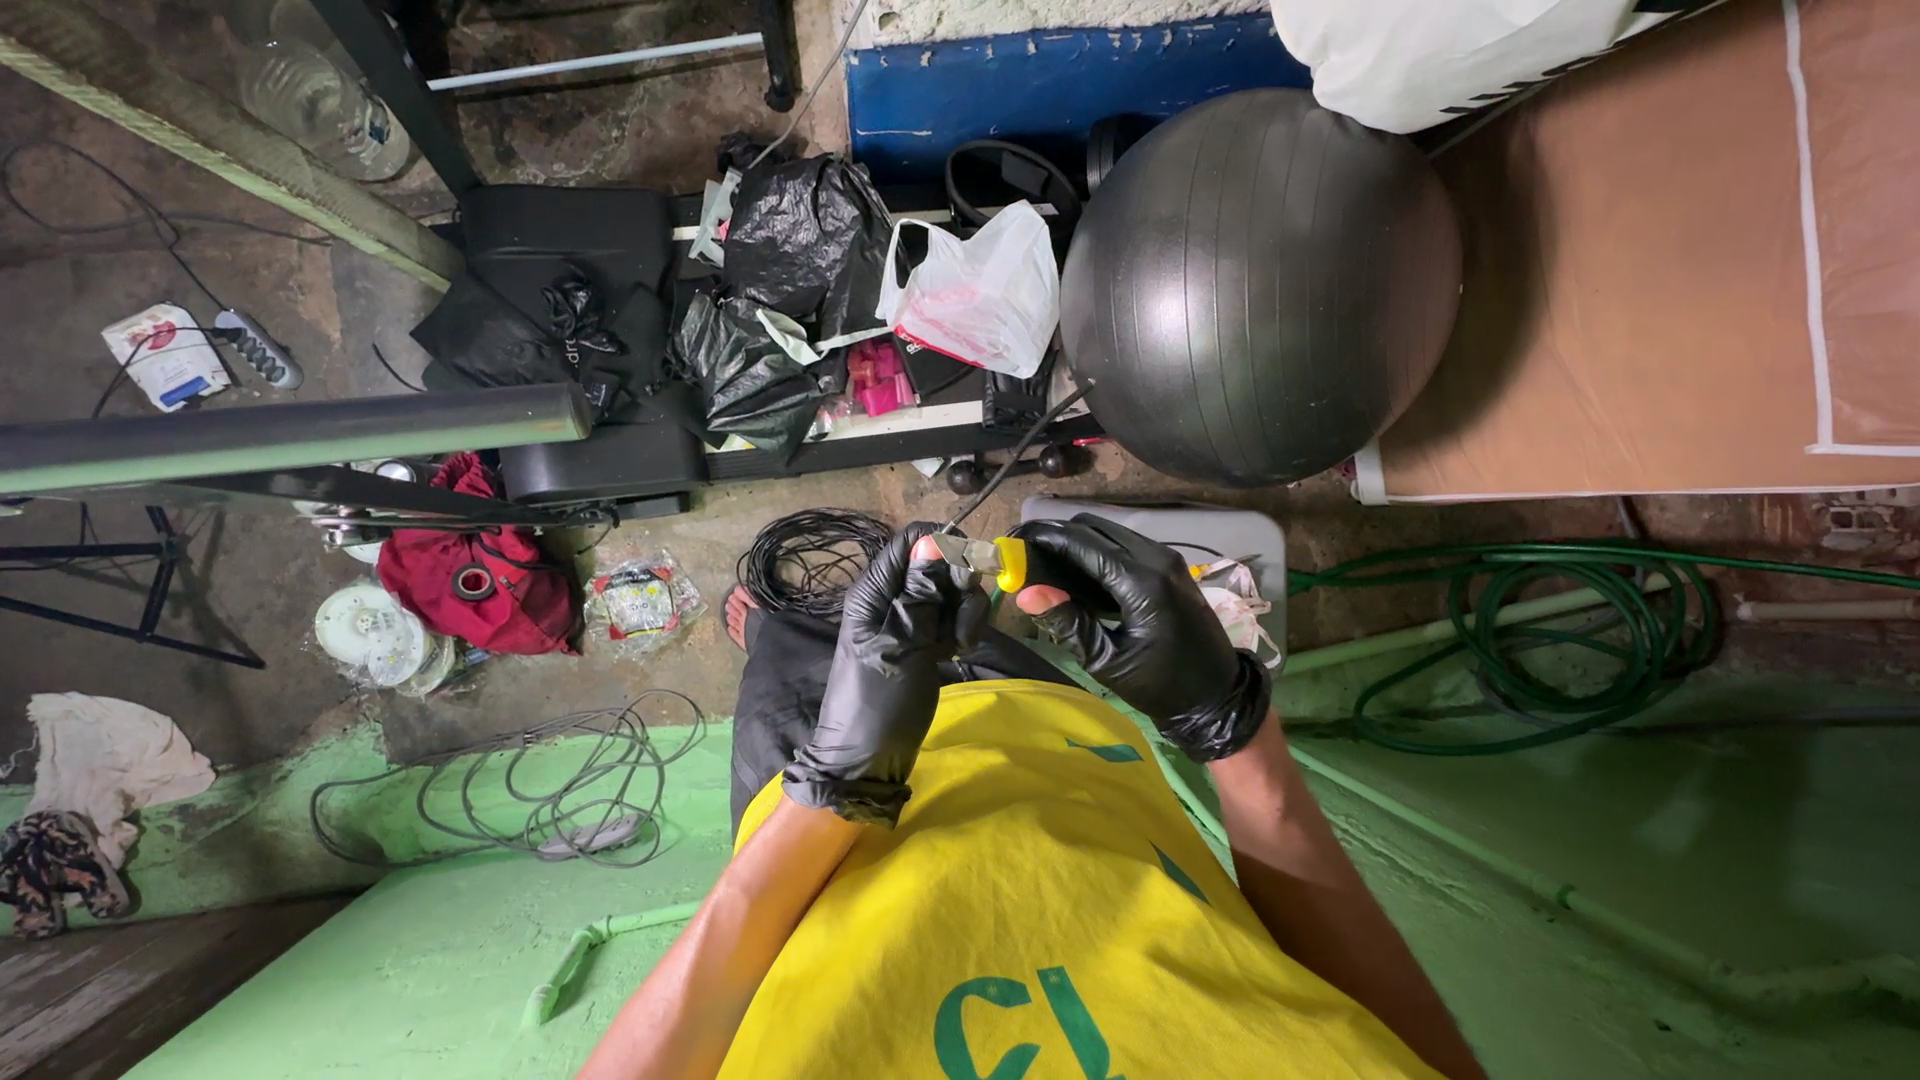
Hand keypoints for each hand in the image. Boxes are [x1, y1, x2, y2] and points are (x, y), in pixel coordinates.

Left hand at [782, 524, 985, 825]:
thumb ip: (920, 593)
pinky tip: (960, 652)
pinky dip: (964, 630)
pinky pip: (953, 618)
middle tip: (964, 625)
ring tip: (961, 646)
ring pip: (952, 591)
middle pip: (939, 563)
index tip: (968, 573)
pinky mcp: (926, 641)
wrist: (868, 758)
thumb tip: (934, 541)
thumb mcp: (901, 645)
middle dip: (962, 585)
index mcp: (874, 591)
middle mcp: (892, 597)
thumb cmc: (878, 701)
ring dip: (967, 612)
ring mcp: (910, 619)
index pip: (911, 540)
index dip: (944, 546)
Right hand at [1011, 514, 1270, 760]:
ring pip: (1111, 533)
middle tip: (1027, 554)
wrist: (1217, 695)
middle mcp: (1157, 558)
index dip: (1044, 538)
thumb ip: (1067, 623)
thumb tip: (1027, 593)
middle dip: (1058, 535)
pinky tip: (1079, 575)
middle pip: (1095, 527)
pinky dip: (1099, 551)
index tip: (1015, 540)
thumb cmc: (1160, 685)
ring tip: (1046, 564)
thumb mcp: (1107, 661)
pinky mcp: (1171, 566)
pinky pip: (1127, 546)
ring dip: (1078, 542)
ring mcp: (1168, 559)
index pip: (1082, 542)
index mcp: (1141, 581)